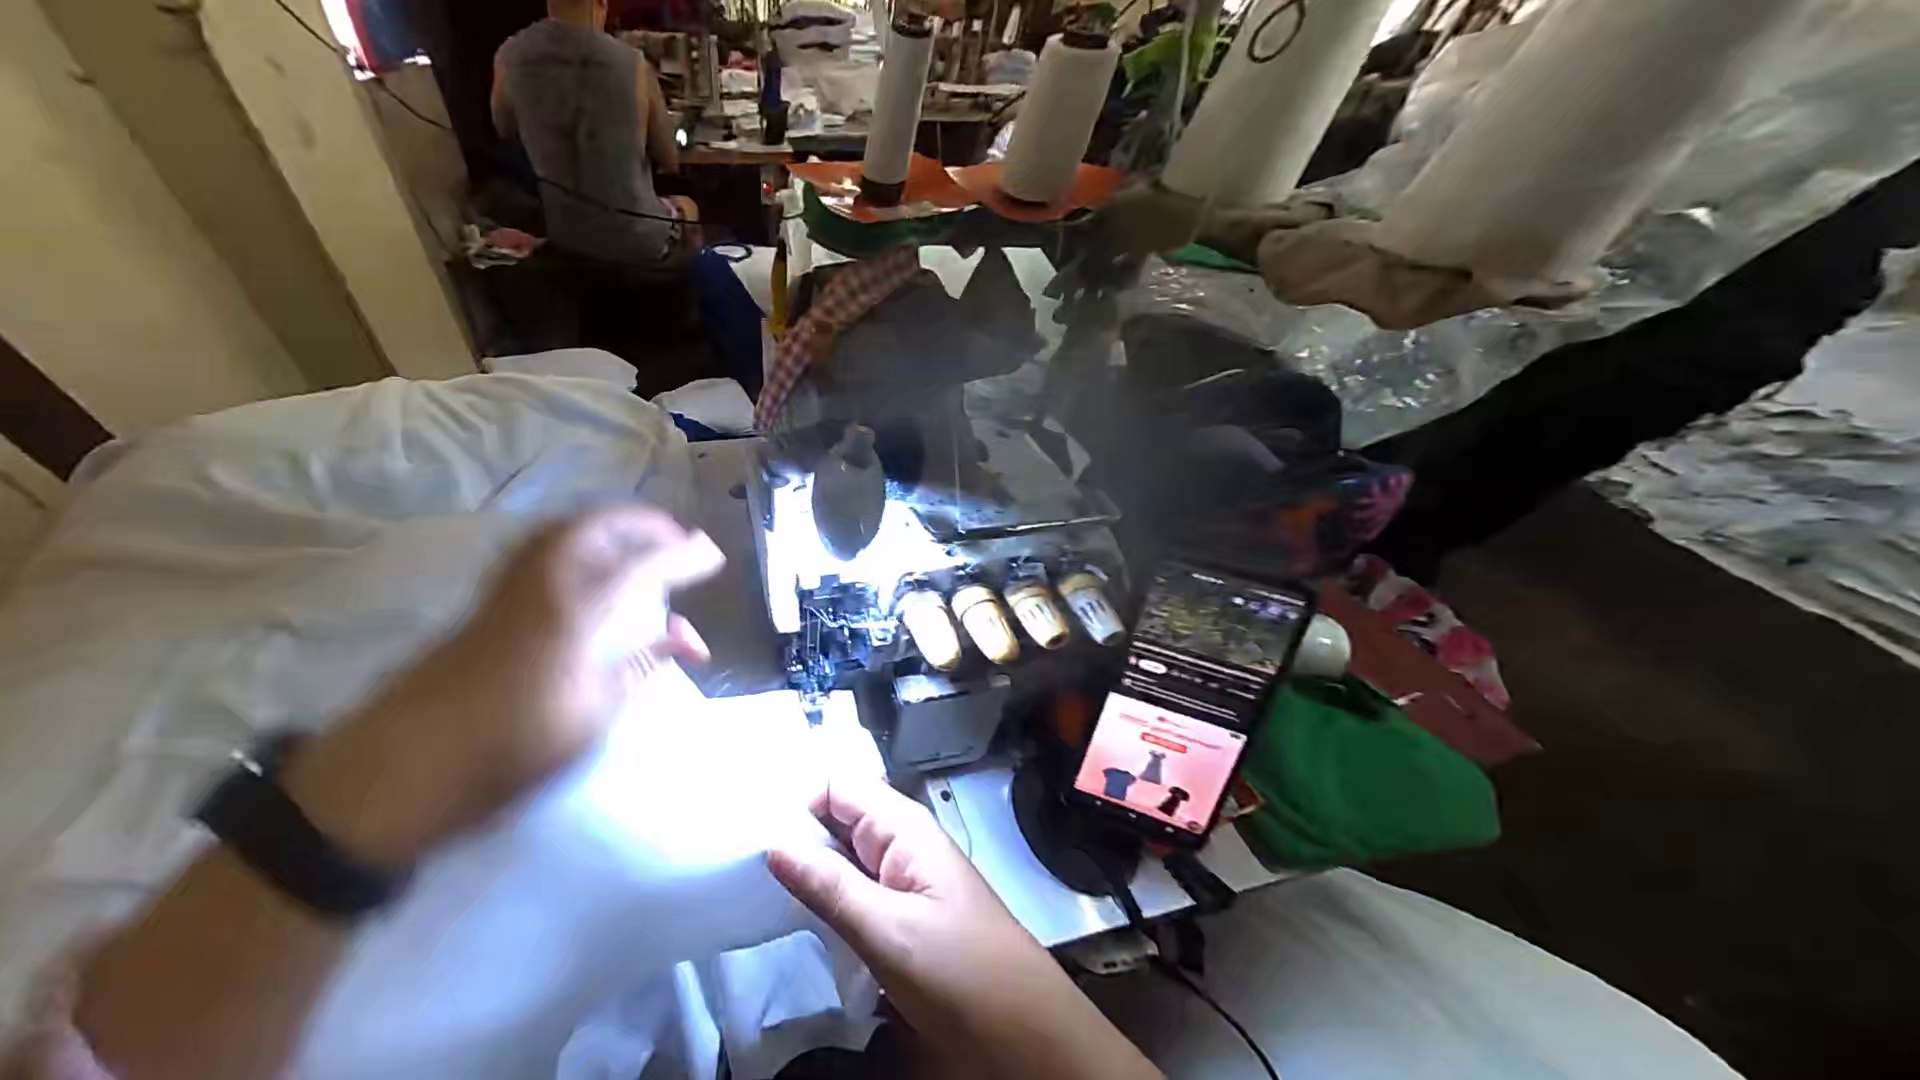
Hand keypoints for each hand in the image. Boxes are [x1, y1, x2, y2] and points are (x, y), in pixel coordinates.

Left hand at [285, 505, 724, 864]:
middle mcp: (540, 588)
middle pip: (591, 528)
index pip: (641, 567)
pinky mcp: (483, 608)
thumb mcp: (593, 717)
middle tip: (673, 535)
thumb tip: (679, 640)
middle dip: (639, 523)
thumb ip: (639, 668)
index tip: (712, 553)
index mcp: (574, 614)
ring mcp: (505, 593)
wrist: (399, 773)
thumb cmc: (511, 749)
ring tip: (633, 543)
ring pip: (558, 534)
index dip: (682, 555)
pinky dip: (572, 545)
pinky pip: (537, 553)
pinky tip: (584, 571)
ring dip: (603, 528)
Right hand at [768, 782, 1162, 1078]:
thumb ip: (829, 885)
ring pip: (841, 857)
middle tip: (738, 866)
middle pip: (836, 819)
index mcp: (903, 827)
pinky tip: (789, 918)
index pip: (839, 786)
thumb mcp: (888, 929)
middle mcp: (900, 843)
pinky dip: (822, 899)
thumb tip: (772, 844)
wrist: (1020, 1031)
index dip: (797, 802)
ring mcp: (900, 879)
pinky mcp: (898, 915)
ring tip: (750, 891)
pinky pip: (851, 891)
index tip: (752, 836)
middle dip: (794, 836)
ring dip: (804, 870)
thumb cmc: (959, 971)